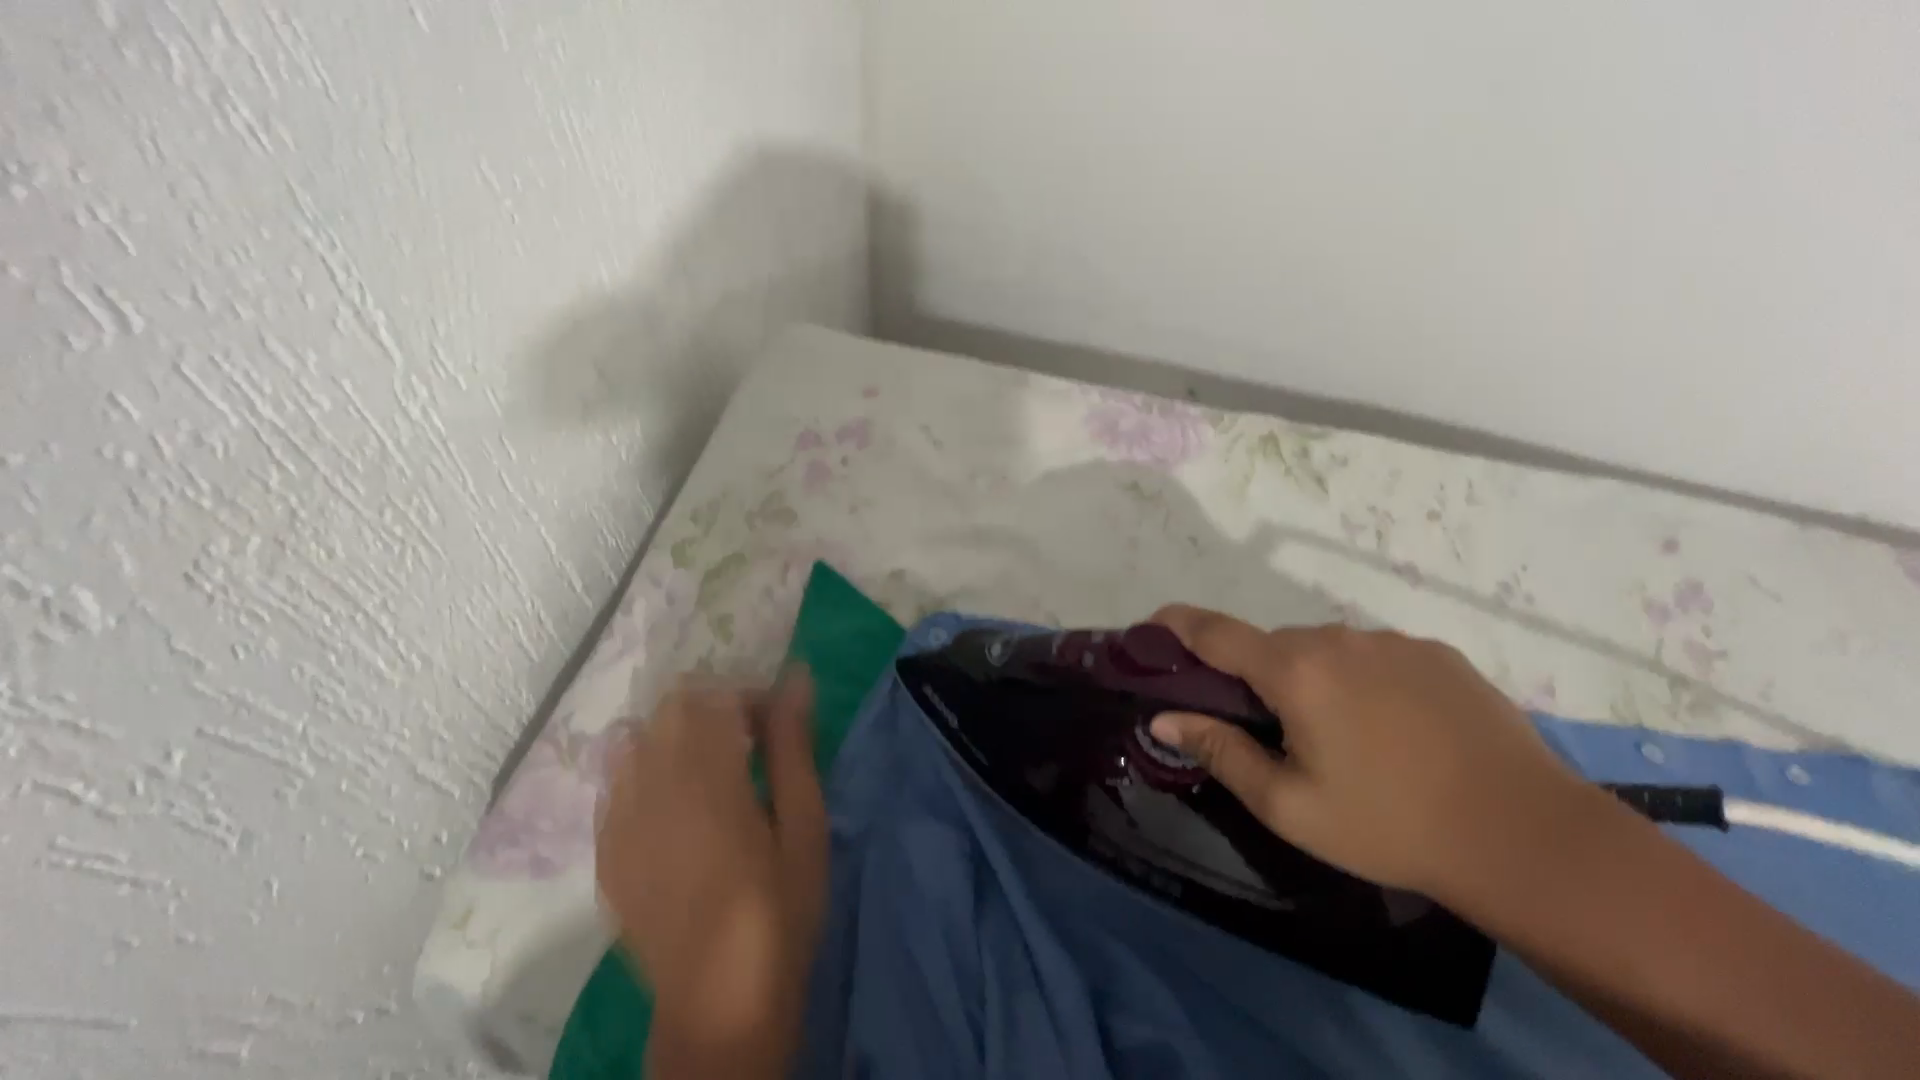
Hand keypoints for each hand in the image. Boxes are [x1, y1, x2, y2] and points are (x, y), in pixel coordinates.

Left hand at [594, 670, 825, 1078]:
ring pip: (634, 742)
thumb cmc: (779, 910)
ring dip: (673, 739)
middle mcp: (651, 788)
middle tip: (745, 746)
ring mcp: (618, 821)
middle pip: (668, 712)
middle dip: (709, 712)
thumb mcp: (805, 826)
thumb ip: (794, 747)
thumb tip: (796, 677)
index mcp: (707, 777)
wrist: (719, 1002)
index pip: (713, 698)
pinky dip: (644, 776)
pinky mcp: (604, 852)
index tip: (774, 722)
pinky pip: (614, 785)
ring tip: (707, 773)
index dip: (747, 697)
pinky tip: (672, 808)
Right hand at [1147, 605, 1584, 898]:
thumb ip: (1221, 750)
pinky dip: (1360, 682)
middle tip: (1263, 731)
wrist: (1523, 834)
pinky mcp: (1438, 654)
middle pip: (1272, 645)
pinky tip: (1390, 733)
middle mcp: (1340, 639)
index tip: (1149, 631)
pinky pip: (1374, 658)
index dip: (1175, 626)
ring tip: (1338, 741)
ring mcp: (1394, 642)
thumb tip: (1165, 717)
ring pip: (1326, 651)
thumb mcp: (1288, 805)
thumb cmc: (1388, 825)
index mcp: (1296, 670)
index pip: (1214, 631)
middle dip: (1253, 675)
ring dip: (1310, 680)